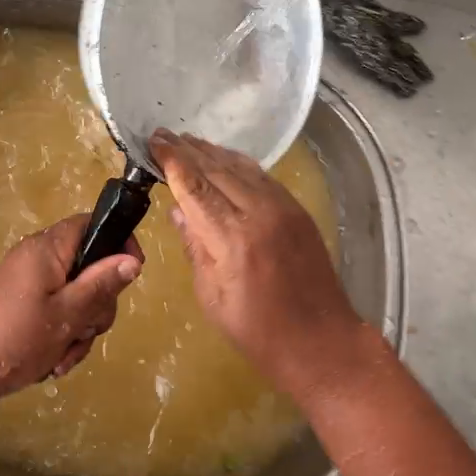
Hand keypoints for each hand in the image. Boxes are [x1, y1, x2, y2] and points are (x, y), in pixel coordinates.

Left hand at [0, 214, 142, 409]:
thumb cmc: (19, 337)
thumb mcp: (68, 314)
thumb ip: (101, 284)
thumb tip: (132, 260)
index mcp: (48, 248)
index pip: (91, 224)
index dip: (117, 242)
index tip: (132, 273)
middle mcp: (38, 256)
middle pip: (88, 265)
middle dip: (96, 304)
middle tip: (86, 329)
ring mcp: (29, 279)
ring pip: (75, 294)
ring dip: (79, 326)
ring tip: (64, 355)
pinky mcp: (22, 300)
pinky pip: (57, 308)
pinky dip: (61, 332)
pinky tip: (53, 361)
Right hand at [150, 130, 366, 393]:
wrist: (323, 343)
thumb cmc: (259, 333)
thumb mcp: (212, 298)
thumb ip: (194, 247)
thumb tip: (178, 210)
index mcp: (232, 239)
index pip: (194, 187)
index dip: (172, 161)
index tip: (153, 142)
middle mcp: (259, 213)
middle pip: (215, 169)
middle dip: (186, 149)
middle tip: (161, 133)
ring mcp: (282, 207)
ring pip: (239, 166)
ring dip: (210, 151)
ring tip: (185, 139)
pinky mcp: (296, 209)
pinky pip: (260, 175)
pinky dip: (236, 162)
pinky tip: (221, 157)